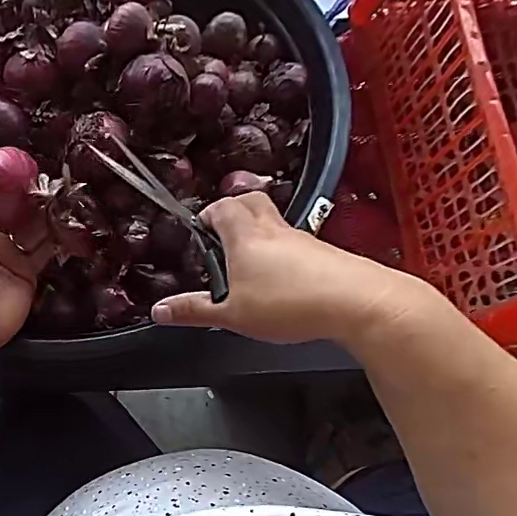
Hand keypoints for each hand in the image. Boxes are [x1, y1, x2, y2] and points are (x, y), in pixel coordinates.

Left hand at [0, 157, 52, 354]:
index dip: (6, 179)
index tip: (24, 163)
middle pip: (16, 210)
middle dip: (32, 197)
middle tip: (51, 181)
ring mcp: (12, 253)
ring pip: (34, 228)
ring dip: (47, 215)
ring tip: (64, 199)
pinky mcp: (29, 270)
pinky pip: (46, 250)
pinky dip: (58, 239)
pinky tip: (69, 225)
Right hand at [150, 192, 436, 344]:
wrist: (354, 301)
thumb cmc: (291, 302)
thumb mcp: (232, 315)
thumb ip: (195, 311)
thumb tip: (162, 310)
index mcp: (244, 234)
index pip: (220, 207)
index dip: (207, 215)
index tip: (199, 230)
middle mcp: (273, 228)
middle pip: (250, 200)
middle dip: (234, 211)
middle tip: (222, 234)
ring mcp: (301, 238)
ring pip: (274, 221)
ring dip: (259, 232)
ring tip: (248, 262)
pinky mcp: (323, 253)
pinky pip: (296, 243)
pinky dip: (284, 253)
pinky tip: (282, 281)